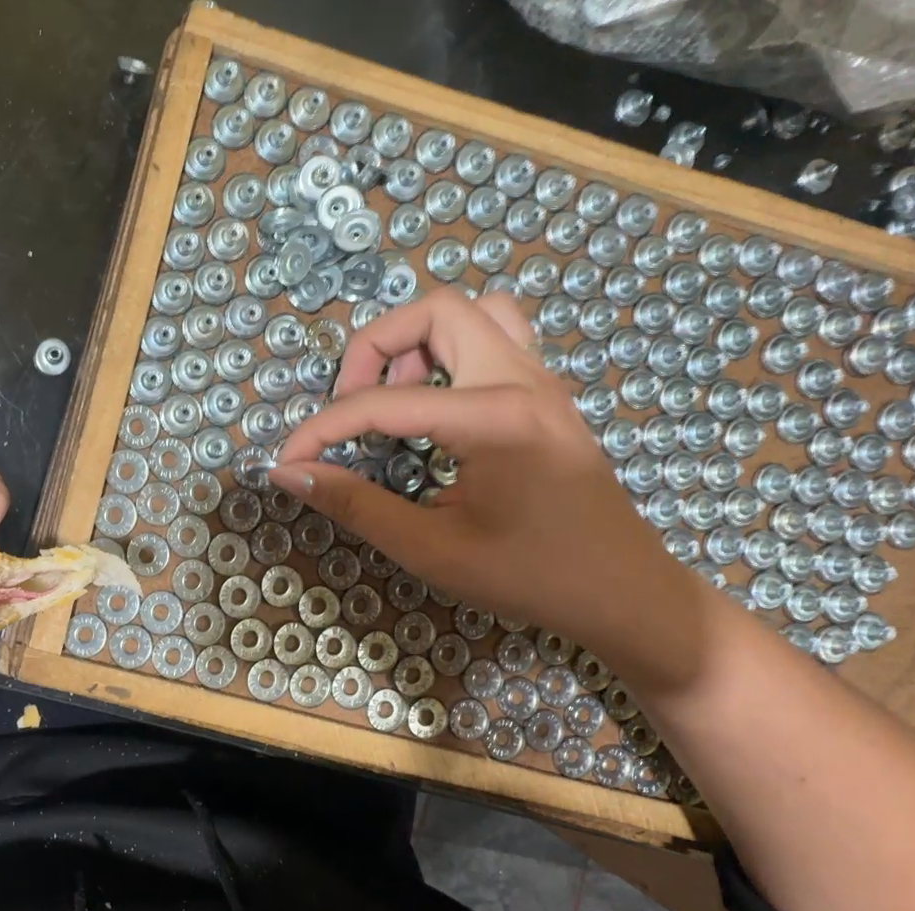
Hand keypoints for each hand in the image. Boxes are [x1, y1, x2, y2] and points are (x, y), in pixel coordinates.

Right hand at [270, 288, 706, 692]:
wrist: (626, 594)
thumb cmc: (528, 576)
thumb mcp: (429, 548)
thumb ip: (354, 503)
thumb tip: (289, 473)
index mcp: (493, 417)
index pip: (380, 402)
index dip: (320, 430)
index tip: (288, 462)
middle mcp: (522, 380)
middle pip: (437, 311)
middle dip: (376, 348)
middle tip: (351, 404)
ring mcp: (542, 382)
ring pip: (475, 314)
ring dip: (420, 342)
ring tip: (394, 398)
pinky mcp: (547, 397)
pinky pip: (495, 341)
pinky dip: (450, 356)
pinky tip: (431, 410)